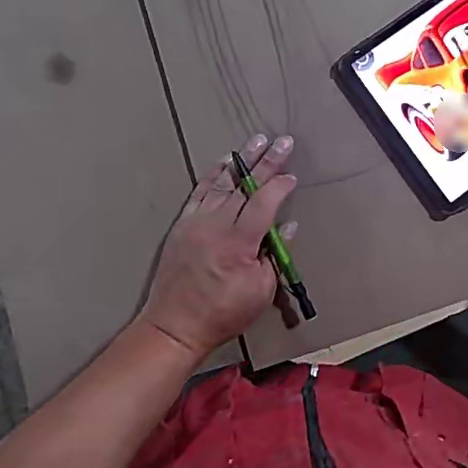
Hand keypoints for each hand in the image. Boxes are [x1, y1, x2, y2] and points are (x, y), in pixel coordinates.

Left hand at [138, 134, 297, 359]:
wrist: (175, 325)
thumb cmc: (223, 313)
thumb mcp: (261, 292)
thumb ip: (276, 255)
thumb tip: (287, 227)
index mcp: (239, 243)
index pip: (264, 203)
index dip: (280, 187)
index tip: (292, 177)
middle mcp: (216, 226)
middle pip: (246, 186)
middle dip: (267, 162)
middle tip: (282, 142)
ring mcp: (196, 222)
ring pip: (222, 183)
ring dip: (241, 161)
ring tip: (256, 141)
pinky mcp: (182, 225)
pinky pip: (199, 192)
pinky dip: (213, 175)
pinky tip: (224, 162)